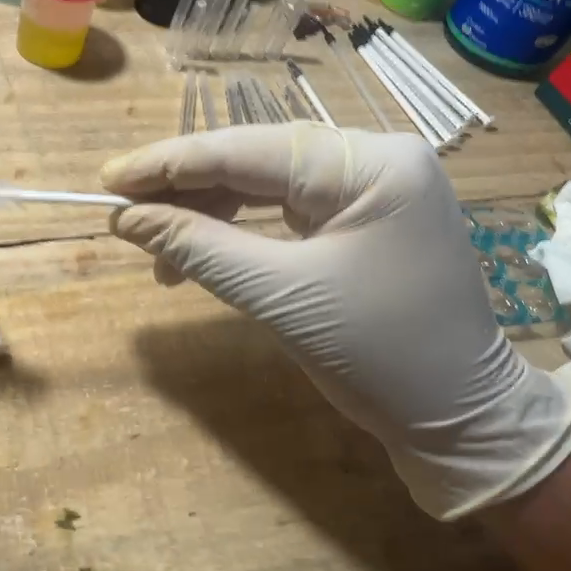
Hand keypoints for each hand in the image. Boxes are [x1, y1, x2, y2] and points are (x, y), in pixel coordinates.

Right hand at [101, 122, 570, 519]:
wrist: (462, 422)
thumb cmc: (381, 358)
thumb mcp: (280, 298)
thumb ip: (198, 247)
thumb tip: (125, 219)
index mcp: (371, 164)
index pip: (248, 149)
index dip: (170, 164)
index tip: (108, 179)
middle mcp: (375, 157)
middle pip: (256, 158)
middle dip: (185, 187)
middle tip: (121, 211)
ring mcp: (373, 186)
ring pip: (266, 181)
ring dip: (207, 211)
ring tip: (154, 246)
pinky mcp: (364, 216)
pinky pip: (285, 208)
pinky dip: (238, 229)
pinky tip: (199, 250)